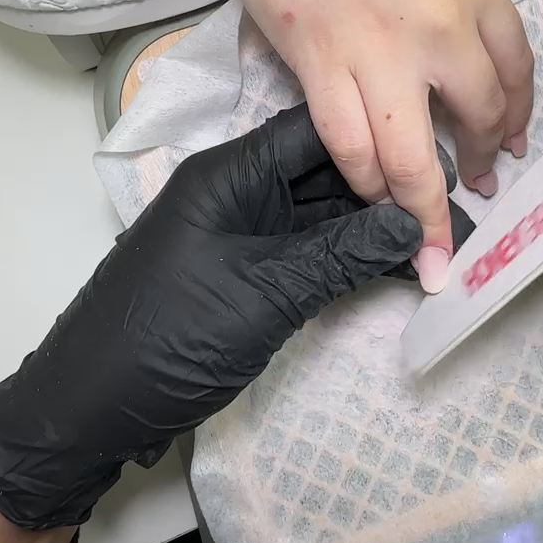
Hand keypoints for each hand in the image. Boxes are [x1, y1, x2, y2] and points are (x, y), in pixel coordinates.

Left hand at [0, 105, 422, 528]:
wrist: (92, 409)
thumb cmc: (172, 335)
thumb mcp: (264, 293)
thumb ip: (341, 254)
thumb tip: (414, 226)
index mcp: (231, 171)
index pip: (315, 132)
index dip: (377, 145)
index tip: (436, 164)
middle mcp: (241, 189)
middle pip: (324, 173)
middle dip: (384, 194)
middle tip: (451, 213)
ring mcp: (246, 231)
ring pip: (321, 215)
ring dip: (371, 231)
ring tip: (437, 244)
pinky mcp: (250, 271)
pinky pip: (308, 251)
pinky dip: (347, 260)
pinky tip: (396, 269)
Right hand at [205, 0, 531, 292]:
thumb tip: (467, 62)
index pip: (518, 70)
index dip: (516, 118)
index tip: (509, 143)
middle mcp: (439, 26)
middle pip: (477, 120)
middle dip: (482, 166)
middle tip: (478, 190)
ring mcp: (378, 51)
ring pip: (412, 157)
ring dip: (424, 207)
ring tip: (427, 232)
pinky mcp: (318, 66)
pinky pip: (350, 145)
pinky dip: (365, 180)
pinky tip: (372, 192)